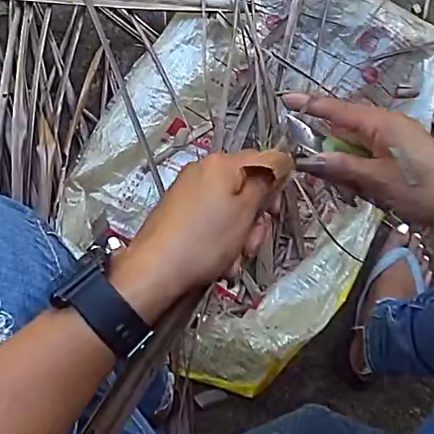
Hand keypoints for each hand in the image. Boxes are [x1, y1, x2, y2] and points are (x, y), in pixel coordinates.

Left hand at [107, 150, 288, 316]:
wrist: (154, 272)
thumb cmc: (204, 241)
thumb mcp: (245, 211)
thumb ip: (266, 182)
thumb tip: (280, 162)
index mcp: (222, 163)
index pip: (266, 160)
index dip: (278, 185)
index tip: (274, 211)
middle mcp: (204, 170)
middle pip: (248, 188)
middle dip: (255, 218)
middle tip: (251, 241)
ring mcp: (189, 191)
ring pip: (232, 208)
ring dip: (240, 234)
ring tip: (233, 258)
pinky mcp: (179, 212)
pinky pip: (213, 219)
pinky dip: (221, 238)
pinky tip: (220, 261)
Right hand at [282, 93, 433, 238]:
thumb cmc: (422, 189)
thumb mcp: (377, 180)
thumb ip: (343, 167)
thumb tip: (311, 159)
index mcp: (382, 122)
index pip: (338, 109)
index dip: (311, 105)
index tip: (286, 98)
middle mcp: (390, 125)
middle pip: (347, 130)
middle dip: (330, 151)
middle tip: (317, 171)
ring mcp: (399, 141)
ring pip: (359, 148)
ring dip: (349, 168)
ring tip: (351, 190)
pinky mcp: (406, 157)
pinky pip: (374, 158)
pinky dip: (364, 173)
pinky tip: (365, 191)